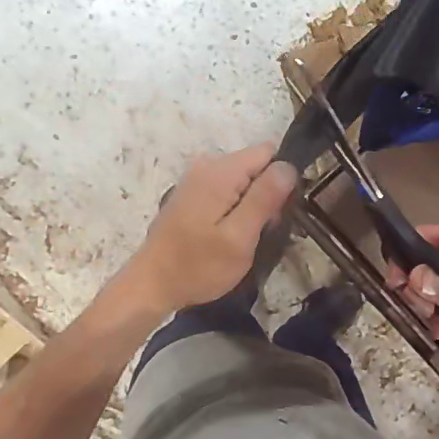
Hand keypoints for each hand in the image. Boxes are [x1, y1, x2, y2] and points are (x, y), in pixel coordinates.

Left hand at [119, 142, 297, 313]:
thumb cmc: (197, 266)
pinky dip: (236, 209)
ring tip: (249, 238)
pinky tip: (231, 236)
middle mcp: (207, 166)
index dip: (282, 178)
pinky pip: (227, 191)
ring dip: (253, 205)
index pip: (268, 152)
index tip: (281, 211)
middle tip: (266, 231)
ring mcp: (197, 180)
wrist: (151, 286)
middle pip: (255, 166)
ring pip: (243, 180)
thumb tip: (288, 166)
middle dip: (268, 194)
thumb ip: (264, 198)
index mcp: (220, 171)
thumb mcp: (239, 237)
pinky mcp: (192, 195)